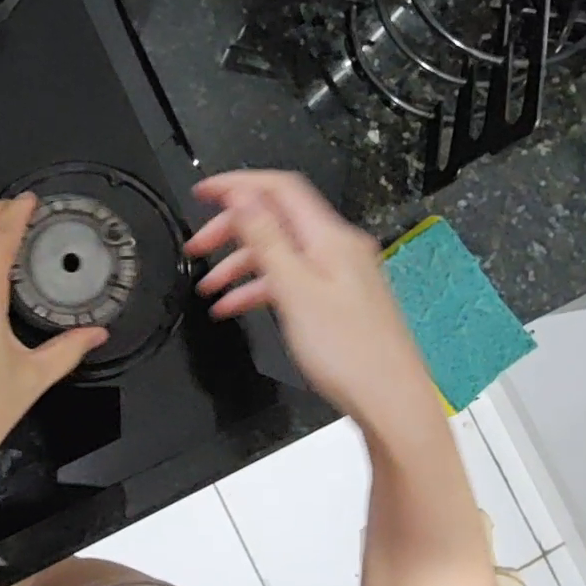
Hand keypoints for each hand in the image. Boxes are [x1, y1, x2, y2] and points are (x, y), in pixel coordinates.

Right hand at [185, 170, 428, 424]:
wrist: (389, 400)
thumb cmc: (352, 354)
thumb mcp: (295, 291)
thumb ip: (266, 240)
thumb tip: (243, 198)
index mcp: (330, 239)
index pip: (278, 189)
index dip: (237, 185)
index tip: (204, 192)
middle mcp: (337, 249)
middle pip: (275, 221)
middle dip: (231, 229)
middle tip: (197, 246)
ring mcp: (338, 274)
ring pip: (279, 254)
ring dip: (240, 265)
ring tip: (208, 286)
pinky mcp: (335, 299)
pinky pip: (290, 280)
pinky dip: (259, 288)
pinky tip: (236, 307)